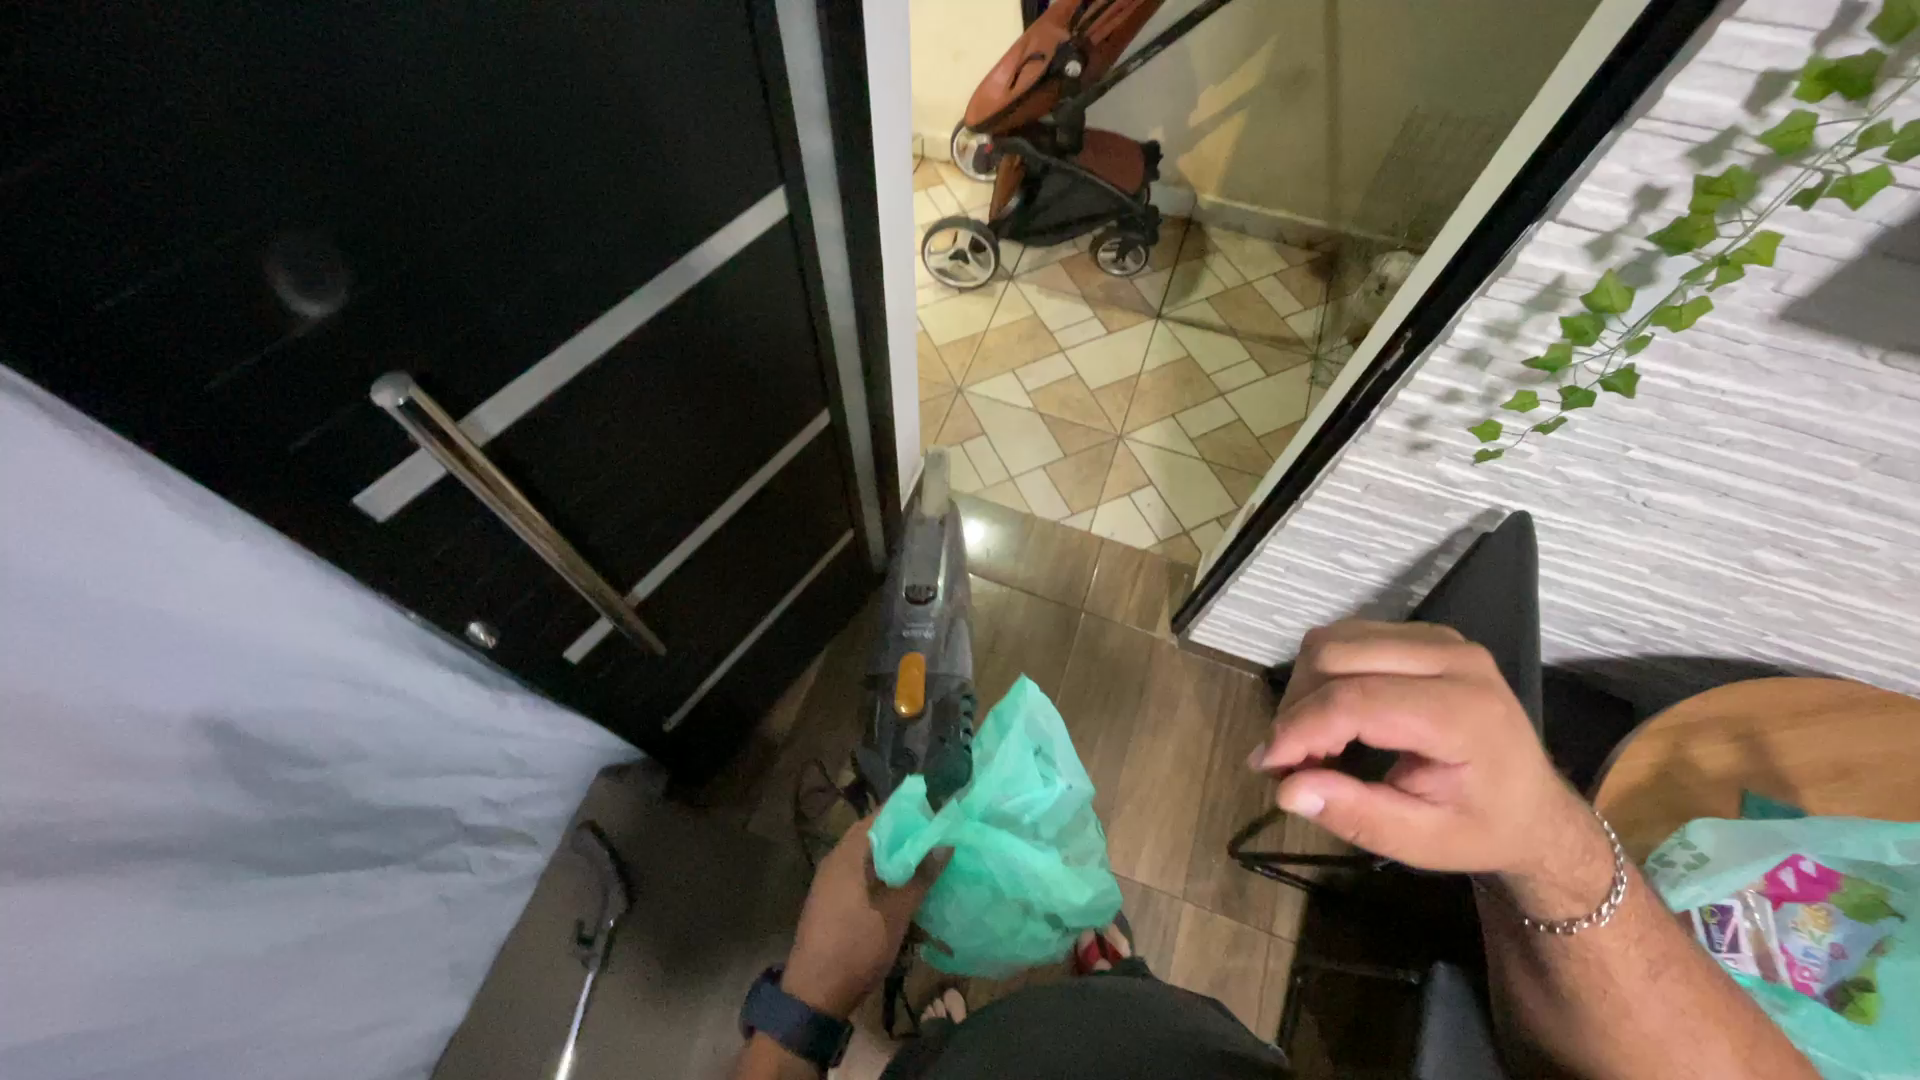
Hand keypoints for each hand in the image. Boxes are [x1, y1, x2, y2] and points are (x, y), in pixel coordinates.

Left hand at [779, 816, 948, 1019]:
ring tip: (928, 858)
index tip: (938, 812)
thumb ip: (920, 876)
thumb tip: (946, 844)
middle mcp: (836, 860)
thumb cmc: (855, 947)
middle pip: (875, 835)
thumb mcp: (896, 913)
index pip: (880, 816)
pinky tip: (905, 886)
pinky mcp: (832, 900)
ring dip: (896, 856)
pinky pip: (862, 874)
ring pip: (869, 856)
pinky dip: (883, 874)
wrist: (814, 995)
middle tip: (939, 836)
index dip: (909, 811)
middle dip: (906, 834)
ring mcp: (831, 881)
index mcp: (848, 854)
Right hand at [1251, 621, 1601, 891]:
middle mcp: (1453, 660)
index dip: (1299, 729)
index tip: (1268, 766)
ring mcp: (1437, 639)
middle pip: (1334, 657)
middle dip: (1297, 708)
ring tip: (1315, 741)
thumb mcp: (1423, 842)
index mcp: (1463, 714)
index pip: (1355, 701)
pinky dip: (1321, 675)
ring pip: (1332, 641)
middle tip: (1295, 761)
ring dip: (1304, 689)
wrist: (1533, 806)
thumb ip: (1356, 815)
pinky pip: (1345, 638)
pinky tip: (1333, 715)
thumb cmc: (1481, 827)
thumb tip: (1286, 790)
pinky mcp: (1421, 635)